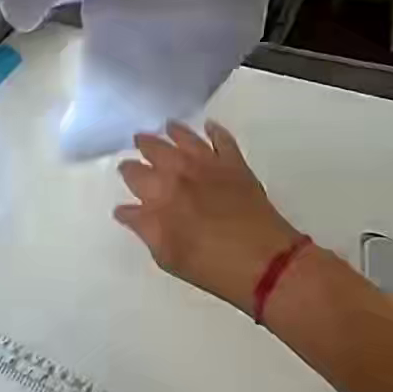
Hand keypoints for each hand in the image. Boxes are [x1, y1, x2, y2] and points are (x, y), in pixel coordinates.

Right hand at [115, 122, 303, 315]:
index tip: (125, 171)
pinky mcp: (236, 166)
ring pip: (185, 137)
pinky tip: (209, 126)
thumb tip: (125, 210)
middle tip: (140, 142)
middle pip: (155, 148)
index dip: (127, 170)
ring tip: (167, 126)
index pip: (133, 173)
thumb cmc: (210, 265)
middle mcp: (180, 172)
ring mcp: (209, 165)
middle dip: (145, 144)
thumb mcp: (166, 255)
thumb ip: (143, 227)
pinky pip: (223, 140)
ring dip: (174, 131)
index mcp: (159, 194)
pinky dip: (215, 131)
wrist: (267, 264)